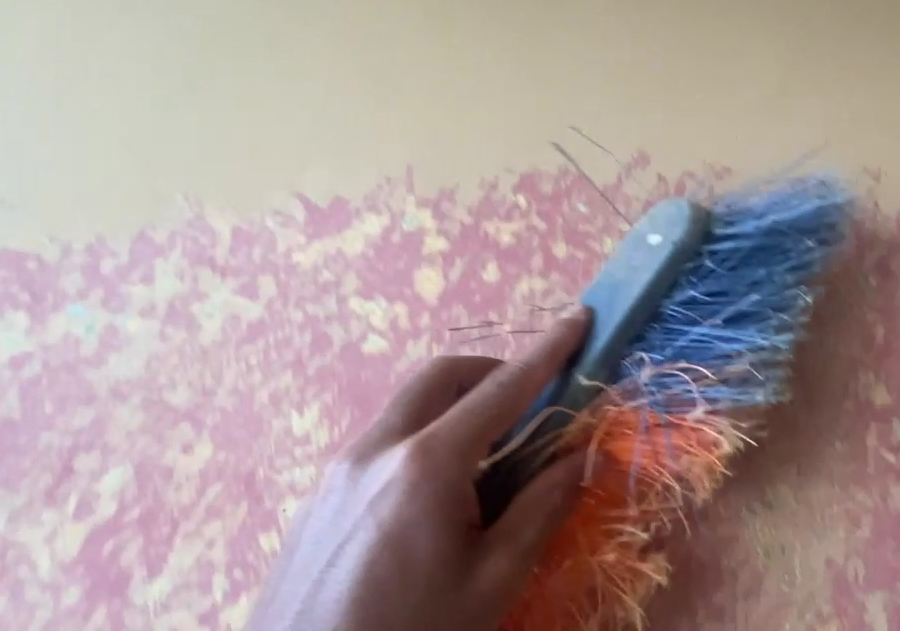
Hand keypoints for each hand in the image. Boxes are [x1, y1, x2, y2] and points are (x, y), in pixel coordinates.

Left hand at [246, 308, 592, 630]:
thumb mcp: (492, 582)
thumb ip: (541, 507)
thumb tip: (581, 455)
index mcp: (428, 465)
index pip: (504, 387)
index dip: (549, 349)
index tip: (580, 316)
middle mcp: (377, 450)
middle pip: (442, 376)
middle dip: (492, 371)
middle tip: (530, 402)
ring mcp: (339, 473)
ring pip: (410, 407)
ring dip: (457, 406)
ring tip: (487, 462)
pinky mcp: (318, 501)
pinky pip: (384, 441)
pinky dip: (426, 438)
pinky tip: (437, 500)